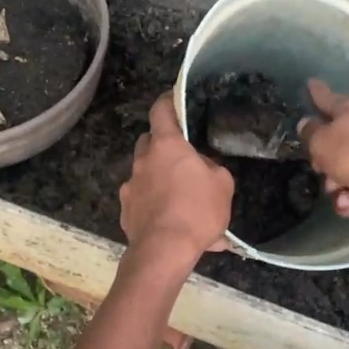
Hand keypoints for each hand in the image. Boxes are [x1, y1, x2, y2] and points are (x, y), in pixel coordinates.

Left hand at [119, 93, 233, 258]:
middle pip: (148, 141)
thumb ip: (212, 167)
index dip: (167, 101)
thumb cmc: (197, 211)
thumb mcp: (222, 184)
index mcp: (167, 146)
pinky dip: (152, 204)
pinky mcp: (125, 210)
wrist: (164, 250)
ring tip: (179, 198)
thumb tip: (203, 166)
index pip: (160, 110)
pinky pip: (140, 199)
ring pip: (143, 172)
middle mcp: (143, 160)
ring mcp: (130, 186)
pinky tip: (169, 221)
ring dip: (158, 177)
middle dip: (162, 144)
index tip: (173, 99)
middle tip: (181, 157)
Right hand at [297, 79, 348, 216]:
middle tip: (319, 168)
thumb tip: (307, 124)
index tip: (310, 83)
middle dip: (324, 160)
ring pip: (346, 167)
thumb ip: (310, 132)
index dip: (316, 92)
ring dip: (337, 184)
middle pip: (336, 140)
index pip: (327, 97)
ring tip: (339, 194)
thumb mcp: (320, 141)